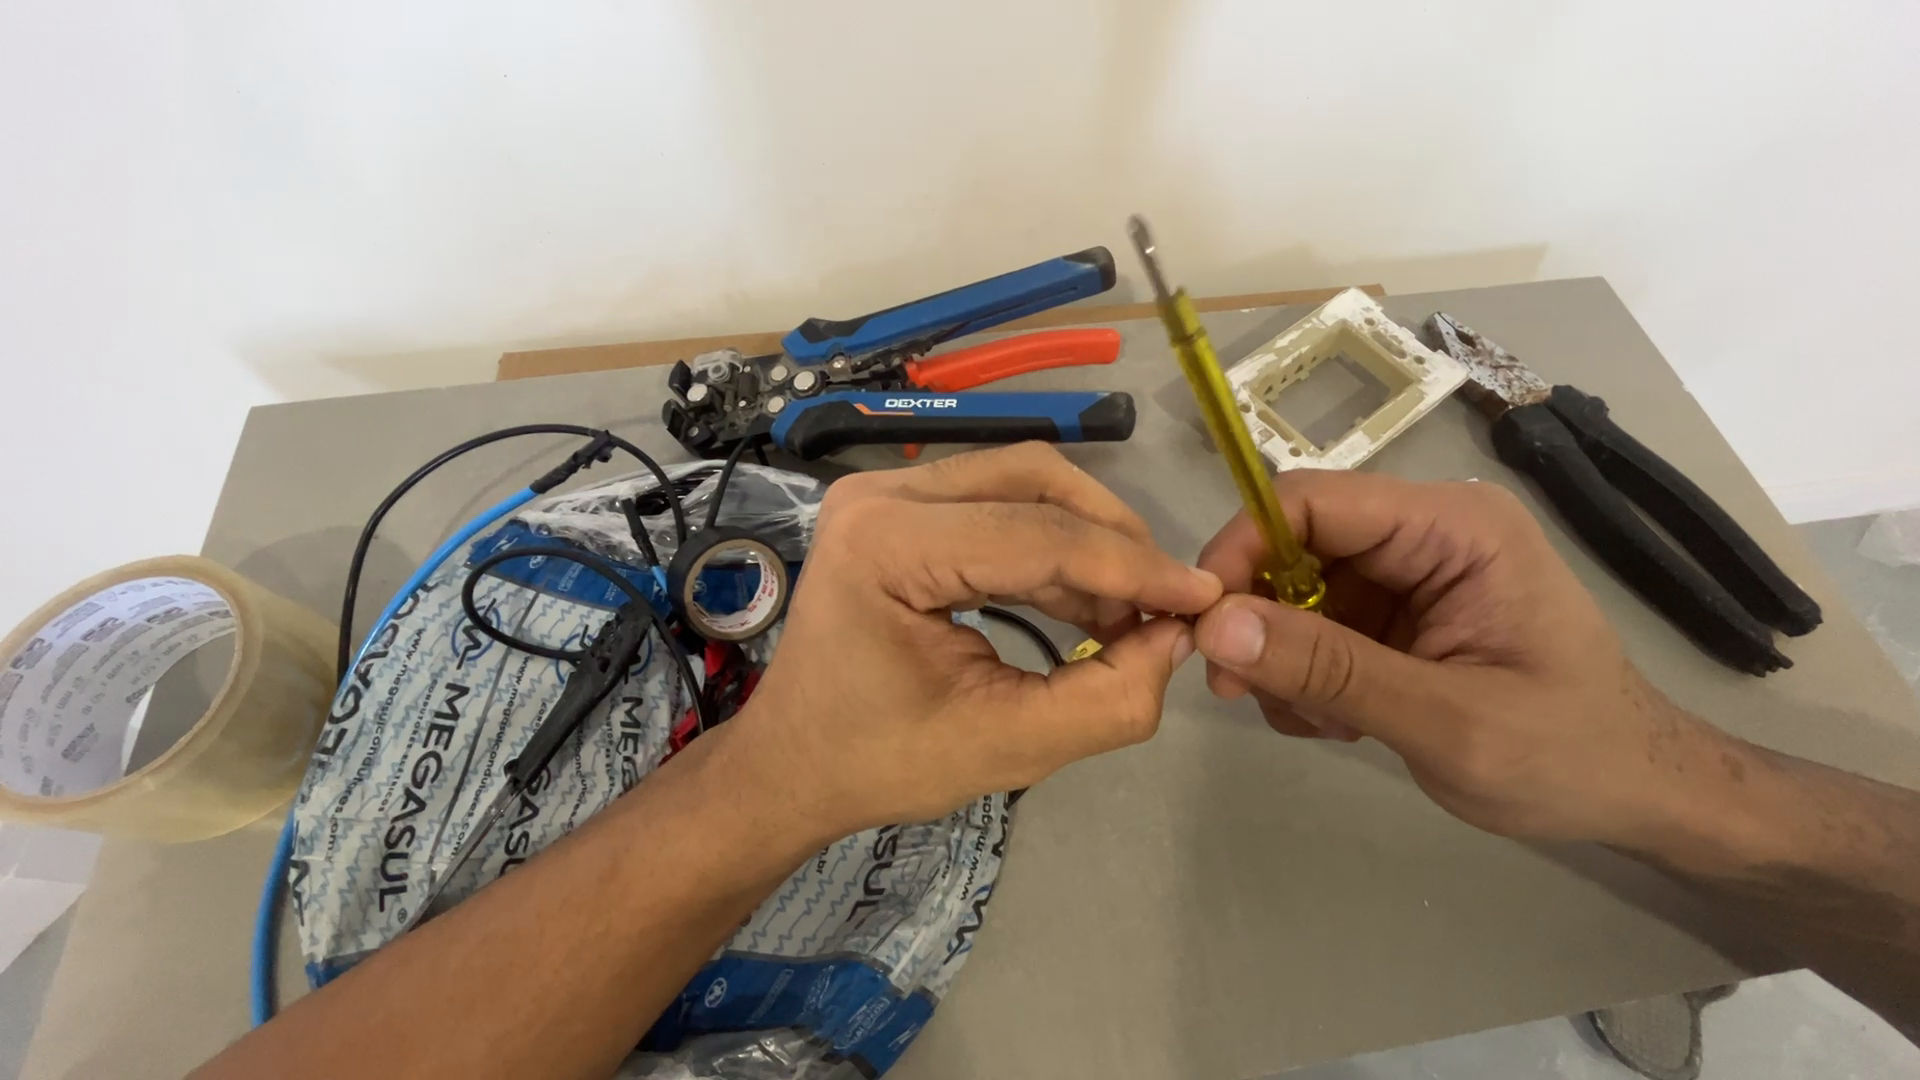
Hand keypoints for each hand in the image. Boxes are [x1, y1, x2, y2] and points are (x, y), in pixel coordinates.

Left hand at [729, 442, 1220, 838]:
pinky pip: (995, 506)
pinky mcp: (896, 508)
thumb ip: (1107, 699)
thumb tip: (1177, 635)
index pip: (1038, 536)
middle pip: (1034, 481)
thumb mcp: (1005, 747)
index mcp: (887, 544)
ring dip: (1085, 544)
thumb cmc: (878, 763)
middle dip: (1112, 540)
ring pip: (1020, 485)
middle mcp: (880, 494)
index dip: (1133, 568)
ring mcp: (883, 492)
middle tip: (1163, 600)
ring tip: (1130, 611)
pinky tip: (1083, 600)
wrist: (792, 763)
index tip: (1202, 599)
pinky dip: (1048, 549)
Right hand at [1192, 470, 1714, 845]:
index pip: (1310, 502)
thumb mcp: (1446, 721)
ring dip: (1279, 658)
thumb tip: (1214, 625)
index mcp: (1452, 527)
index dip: (1242, 549)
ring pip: (1287, 593)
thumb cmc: (1569, 755)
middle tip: (1238, 691)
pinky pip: (1307, 627)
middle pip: (1289, 546)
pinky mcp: (1388, 613)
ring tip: (1321, 720)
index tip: (1203, 624)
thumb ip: (1329, 670)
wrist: (1636, 798)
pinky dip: (1299, 675)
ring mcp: (1402, 574)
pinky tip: (1337, 720)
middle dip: (1257, 619)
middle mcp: (1420, 534)